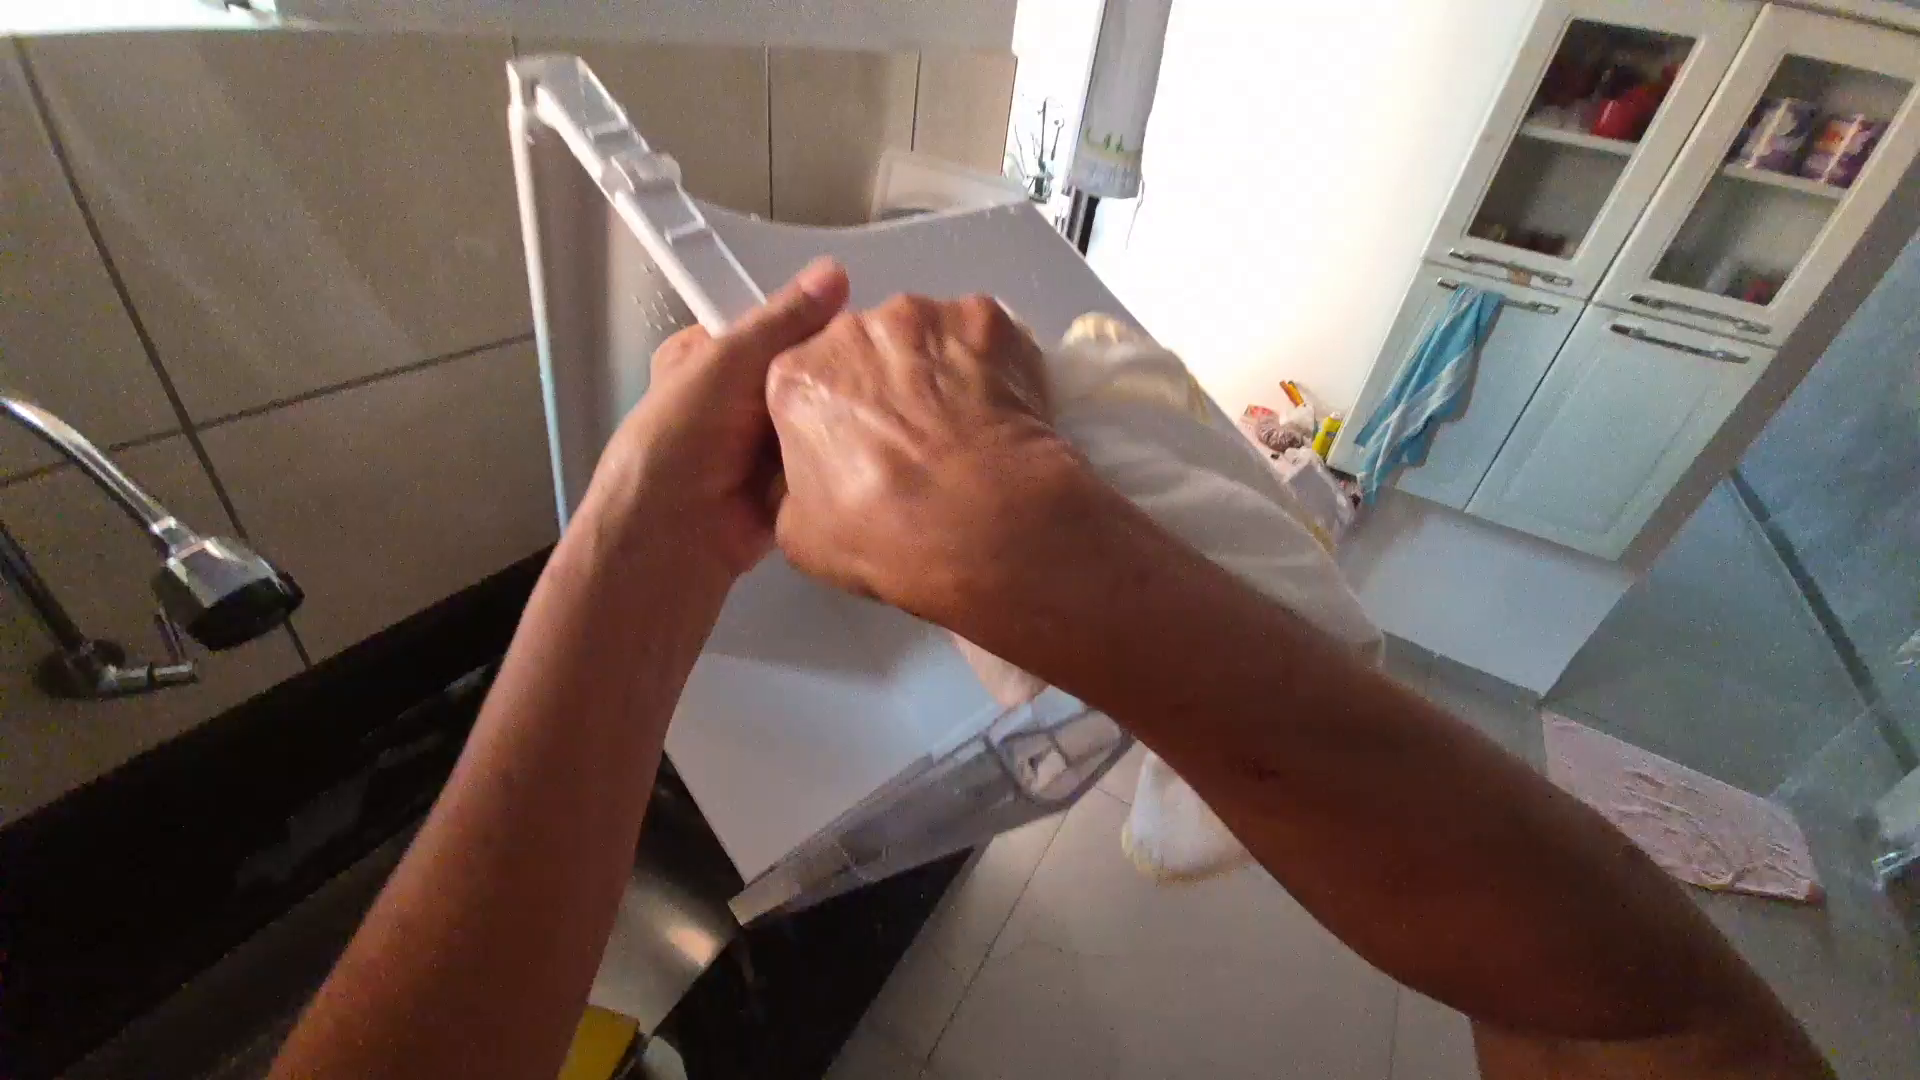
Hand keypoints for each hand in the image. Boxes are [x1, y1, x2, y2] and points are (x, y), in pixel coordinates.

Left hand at [577, 258, 849, 577]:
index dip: (810, 322)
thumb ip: (782, 321)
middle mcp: (739, 399)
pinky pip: (826, 456)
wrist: (676, 535)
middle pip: (802, 373)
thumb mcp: (727, 362)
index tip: (855, 318)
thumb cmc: (679, 441)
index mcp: (712, 357)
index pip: (773, 327)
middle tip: (871, 365)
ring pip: (818, 415)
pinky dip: (840, 454)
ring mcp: (764, 443)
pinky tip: (865, 446)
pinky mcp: (788, 481)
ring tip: (877, 406)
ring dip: (839, 418)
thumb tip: (832, 273)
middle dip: (830, 374)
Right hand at [765, 293, 1084, 616]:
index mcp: (798, 379)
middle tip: (917, 440)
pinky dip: (993, 363)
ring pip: (925, 336)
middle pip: (865, 349)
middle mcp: (853, 330)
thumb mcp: (801, 536)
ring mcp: (924, 316)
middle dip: (885, 385)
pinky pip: (983, 336)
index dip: (835, 417)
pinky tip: (1009, 408)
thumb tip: (805, 481)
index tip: (860, 448)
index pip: (807, 384)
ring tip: (967, 428)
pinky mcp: (986, 317)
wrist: (981, 521)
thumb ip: (792, 490)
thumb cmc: (885, 534)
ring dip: (938, 369)